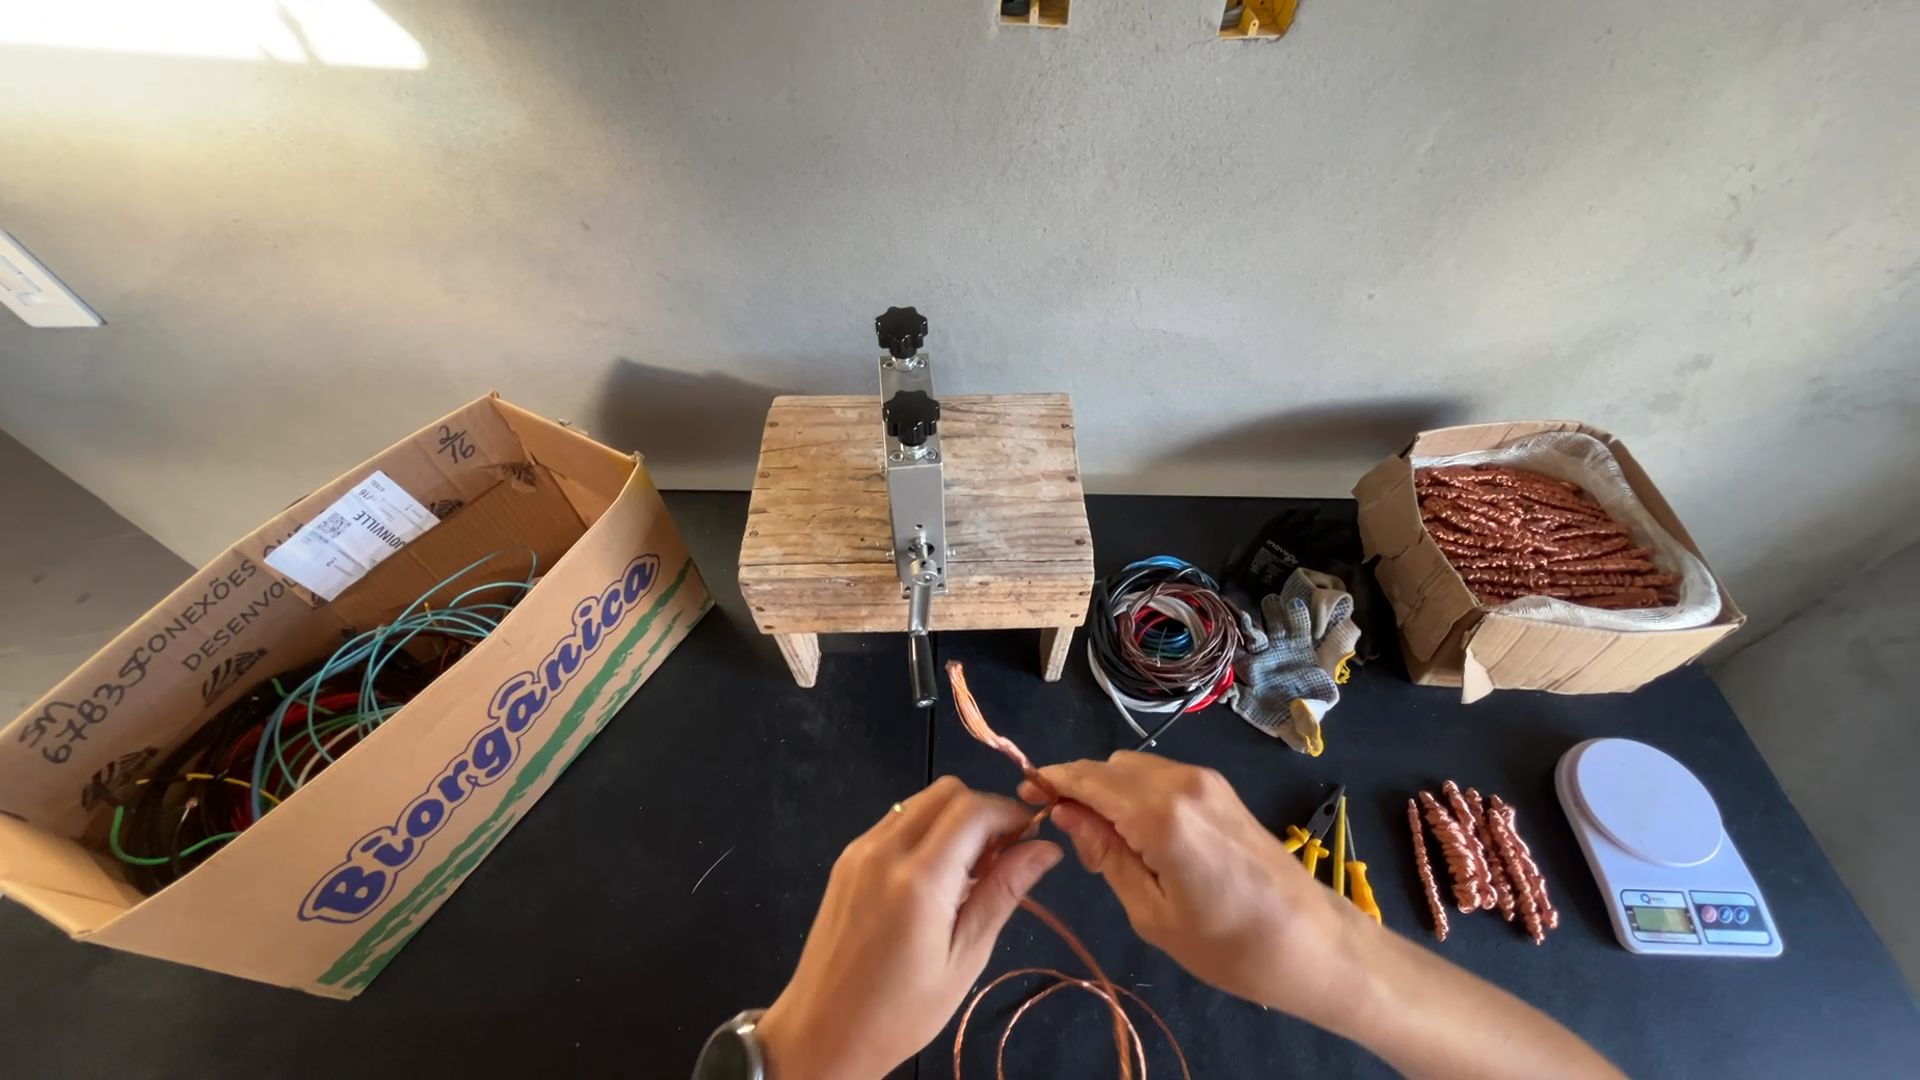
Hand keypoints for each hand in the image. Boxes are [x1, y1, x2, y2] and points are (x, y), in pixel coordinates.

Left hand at [756, 776, 1062, 1079]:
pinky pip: (898, 819)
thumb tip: (1047, 848)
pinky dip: (926, 828)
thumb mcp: (964, 958)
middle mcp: (885, 849)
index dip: (1010, 812)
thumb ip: (1003, 892)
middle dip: (983, 810)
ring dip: (954, 817)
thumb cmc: (901, 1011)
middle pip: (947, 791)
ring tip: (968, 869)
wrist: (821, 1033)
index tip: (1032, 836)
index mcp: (919, 879)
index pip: (973, 809)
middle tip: (1000, 855)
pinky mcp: (848, 856)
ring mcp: (861, 848)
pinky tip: (934, 874)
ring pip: (922, 800)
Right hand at [1024, 751, 1371, 1030]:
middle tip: (1064, 828)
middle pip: (1107, 767)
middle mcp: (1180, 781)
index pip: (1087, 780)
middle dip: (1078, 786)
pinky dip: (1135, 790)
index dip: (1052, 781)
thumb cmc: (1229, 946)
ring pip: (1132, 766)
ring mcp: (1204, 780)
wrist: (1317, 945)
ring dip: (1107, 787)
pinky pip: (1159, 774)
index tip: (1024, 791)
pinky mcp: (1219, 788)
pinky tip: (1136, 828)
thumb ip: (1105, 854)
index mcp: (1160, 813)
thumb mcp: (1152, 912)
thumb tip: (1065, 813)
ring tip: (1102, 836)